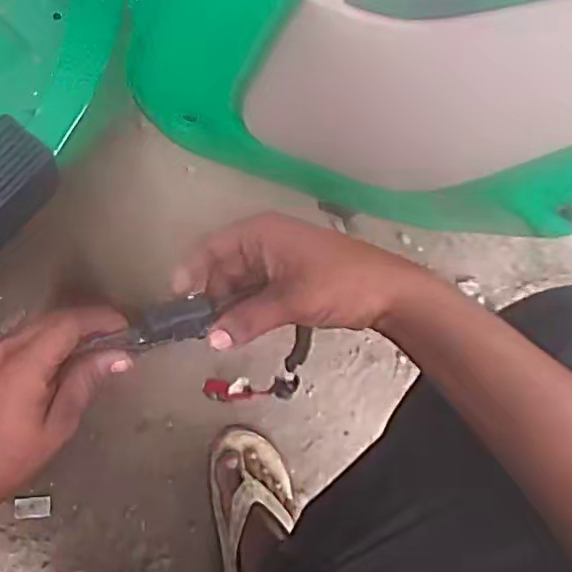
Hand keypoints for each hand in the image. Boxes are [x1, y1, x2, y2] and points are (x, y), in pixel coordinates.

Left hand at [0, 307, 132, 505]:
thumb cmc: (16, 455)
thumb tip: (118, 357)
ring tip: (100, 342)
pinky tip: (71, 352)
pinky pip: (28, 335)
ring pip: (40, 324)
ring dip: (71, 327)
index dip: (98, 320)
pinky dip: (52, 337)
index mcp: (22, 366)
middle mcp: (5, 349)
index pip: (66, 326)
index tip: (124, 326)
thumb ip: (86, 382)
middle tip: (117, 335)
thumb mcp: (59, 423)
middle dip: (88, 321)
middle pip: (53, 319)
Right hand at [173, 212, 430, 347]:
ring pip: (236, 282)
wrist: (393, 293)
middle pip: (220, 267)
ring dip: (228, 306)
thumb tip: (211, 339)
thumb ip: (247, 320)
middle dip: (210, 296)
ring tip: (222, 332)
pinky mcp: (286, 276)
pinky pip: (253, 291)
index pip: (210, 247)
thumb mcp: (291, 302)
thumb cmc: (342, 283)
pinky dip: (245, 308)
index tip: (178, 300)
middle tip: (203, 327)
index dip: (189, 271)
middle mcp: (262, 241)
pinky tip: (242, 327)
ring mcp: (275, 258)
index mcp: (260, 232)